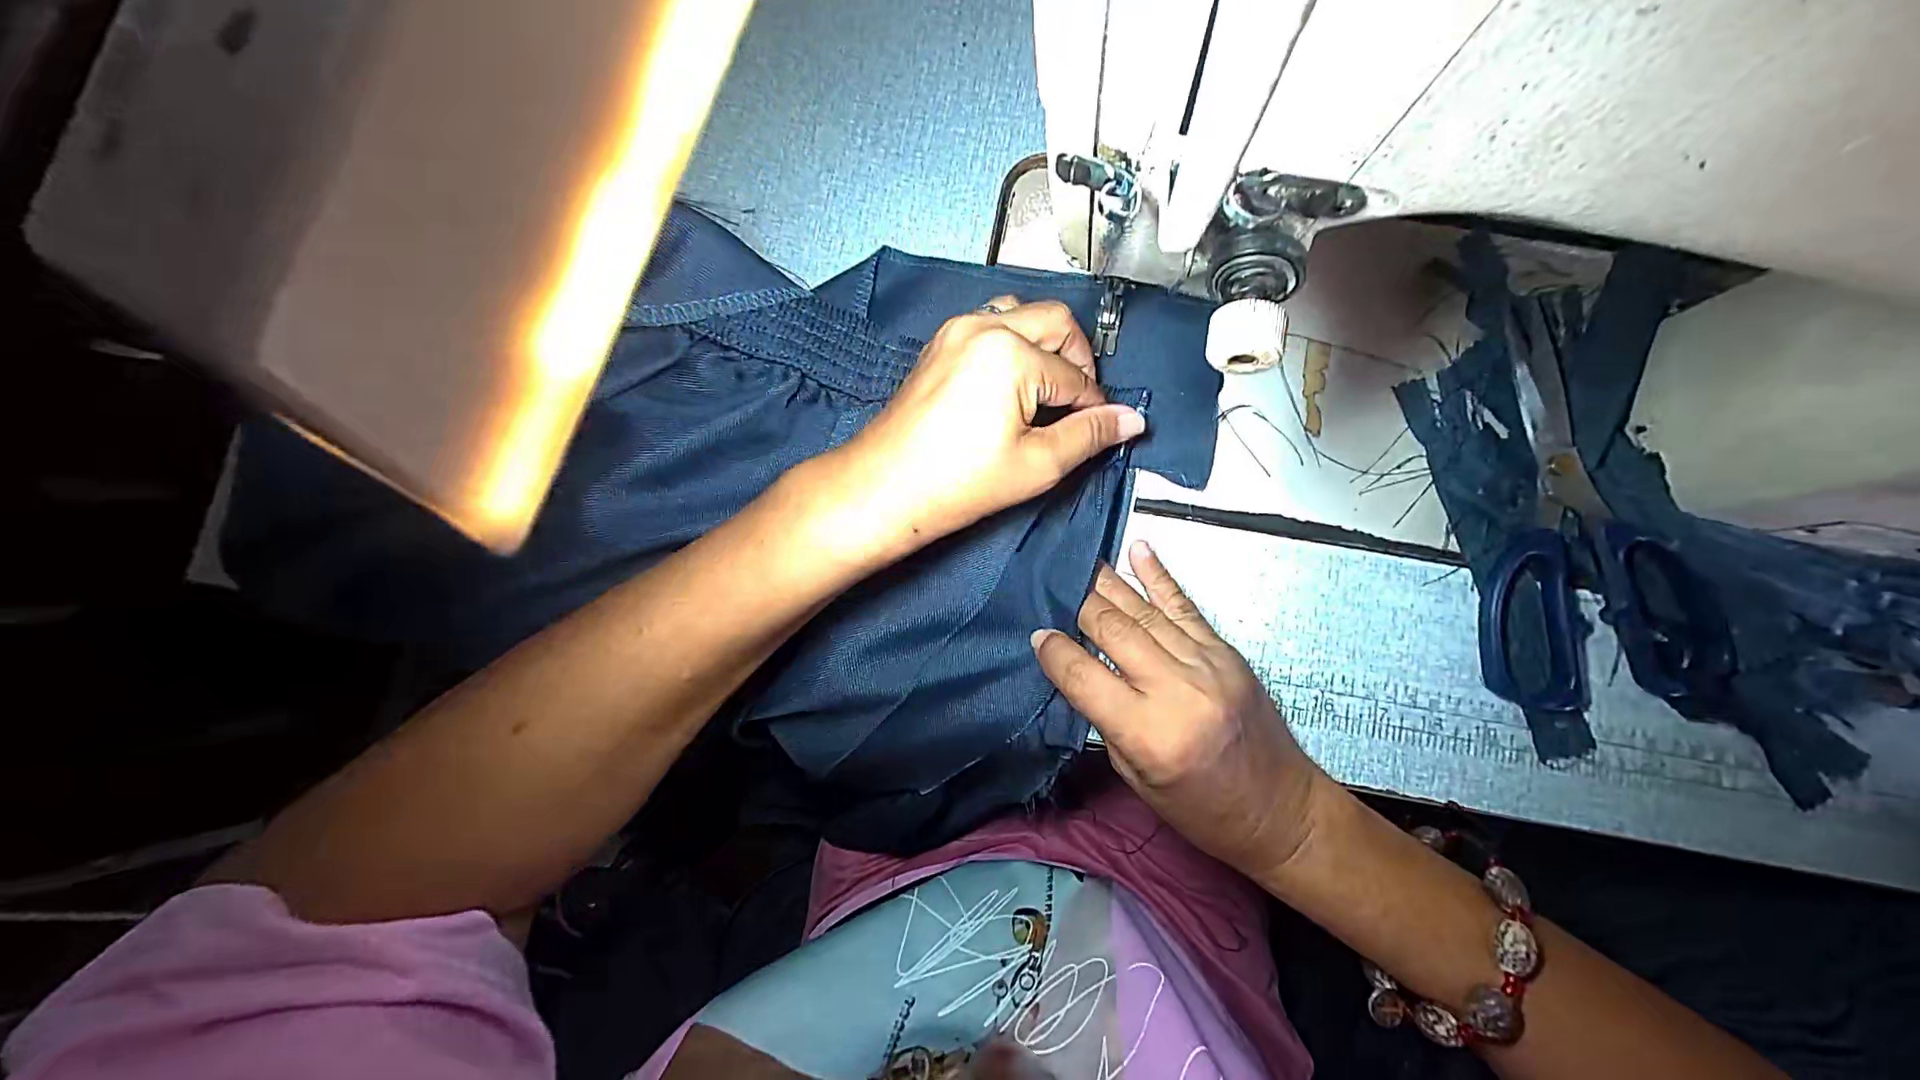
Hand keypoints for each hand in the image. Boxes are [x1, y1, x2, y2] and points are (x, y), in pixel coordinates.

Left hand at [819, 296, 1144, 562]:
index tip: (1101, 425)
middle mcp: (981, 329)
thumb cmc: (946, 482)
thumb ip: (1089, 436)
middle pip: (1056, 323)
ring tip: (1047, 392)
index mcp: (1008, 353)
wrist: (883, 489)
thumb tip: (1127, 420)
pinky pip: (991, 326)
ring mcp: (955, 334)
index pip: (1075, 374)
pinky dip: (1014, 347)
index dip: (1094, 405)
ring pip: (1023, 316)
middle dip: (1077, 361)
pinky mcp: (940, 346)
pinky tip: (1013, 387)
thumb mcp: (1036, 465)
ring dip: (1045, 346)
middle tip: (1080, 404)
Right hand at [1031, 540, 1333, 877]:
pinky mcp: (1226, 652)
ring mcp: (1206, 664)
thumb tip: (1079, 670)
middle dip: (1078, 608)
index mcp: (1148, 734)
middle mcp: (1176, 690)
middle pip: (1112, 631)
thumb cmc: (1203, 809)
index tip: (1037, 635)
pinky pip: (1184, 605)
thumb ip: (1106, 719)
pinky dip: (1158, 576)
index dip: (1053, 651)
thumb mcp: (1136, 778)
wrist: (1281, 811)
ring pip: (1143, 612)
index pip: (1083, 676)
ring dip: (1108, 585)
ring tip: (1082, 564)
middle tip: (1054, 590)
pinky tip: (1139, 551)